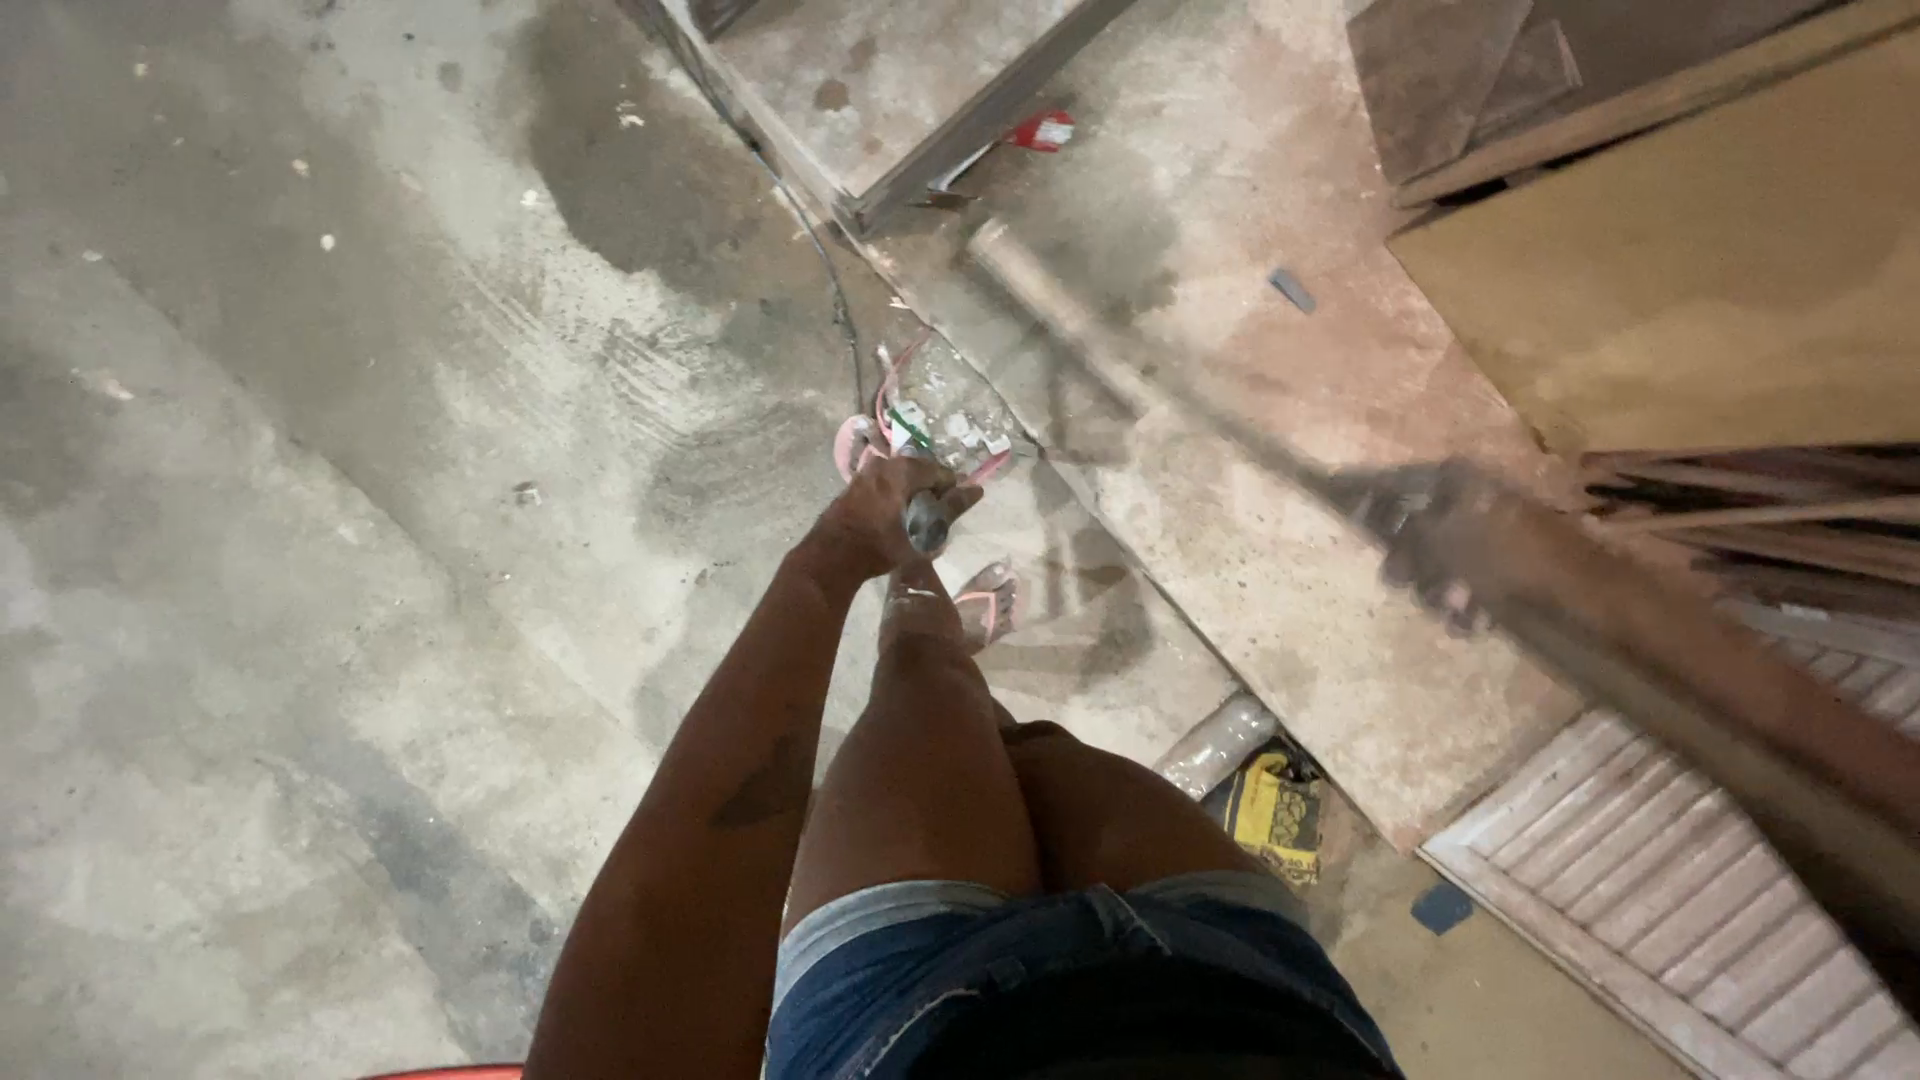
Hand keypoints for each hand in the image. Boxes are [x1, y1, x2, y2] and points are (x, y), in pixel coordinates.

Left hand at [808, 456, 982, 580]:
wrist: (832, 556)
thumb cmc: (883, 544)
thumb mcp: (924, 530)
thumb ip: (952, 508)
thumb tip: (976, 490)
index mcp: (905, 468)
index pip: (942, 473)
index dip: (950, 494)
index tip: (947, 516)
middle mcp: (885, 462)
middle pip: (920, 474)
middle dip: (930, 494)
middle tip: (932, 521)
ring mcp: (866, 472)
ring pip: (900, 480)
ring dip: (911, 496)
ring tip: (913, 523)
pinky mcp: (853, 486)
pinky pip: (883, 486)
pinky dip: (893, 498)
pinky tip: (892, 519)